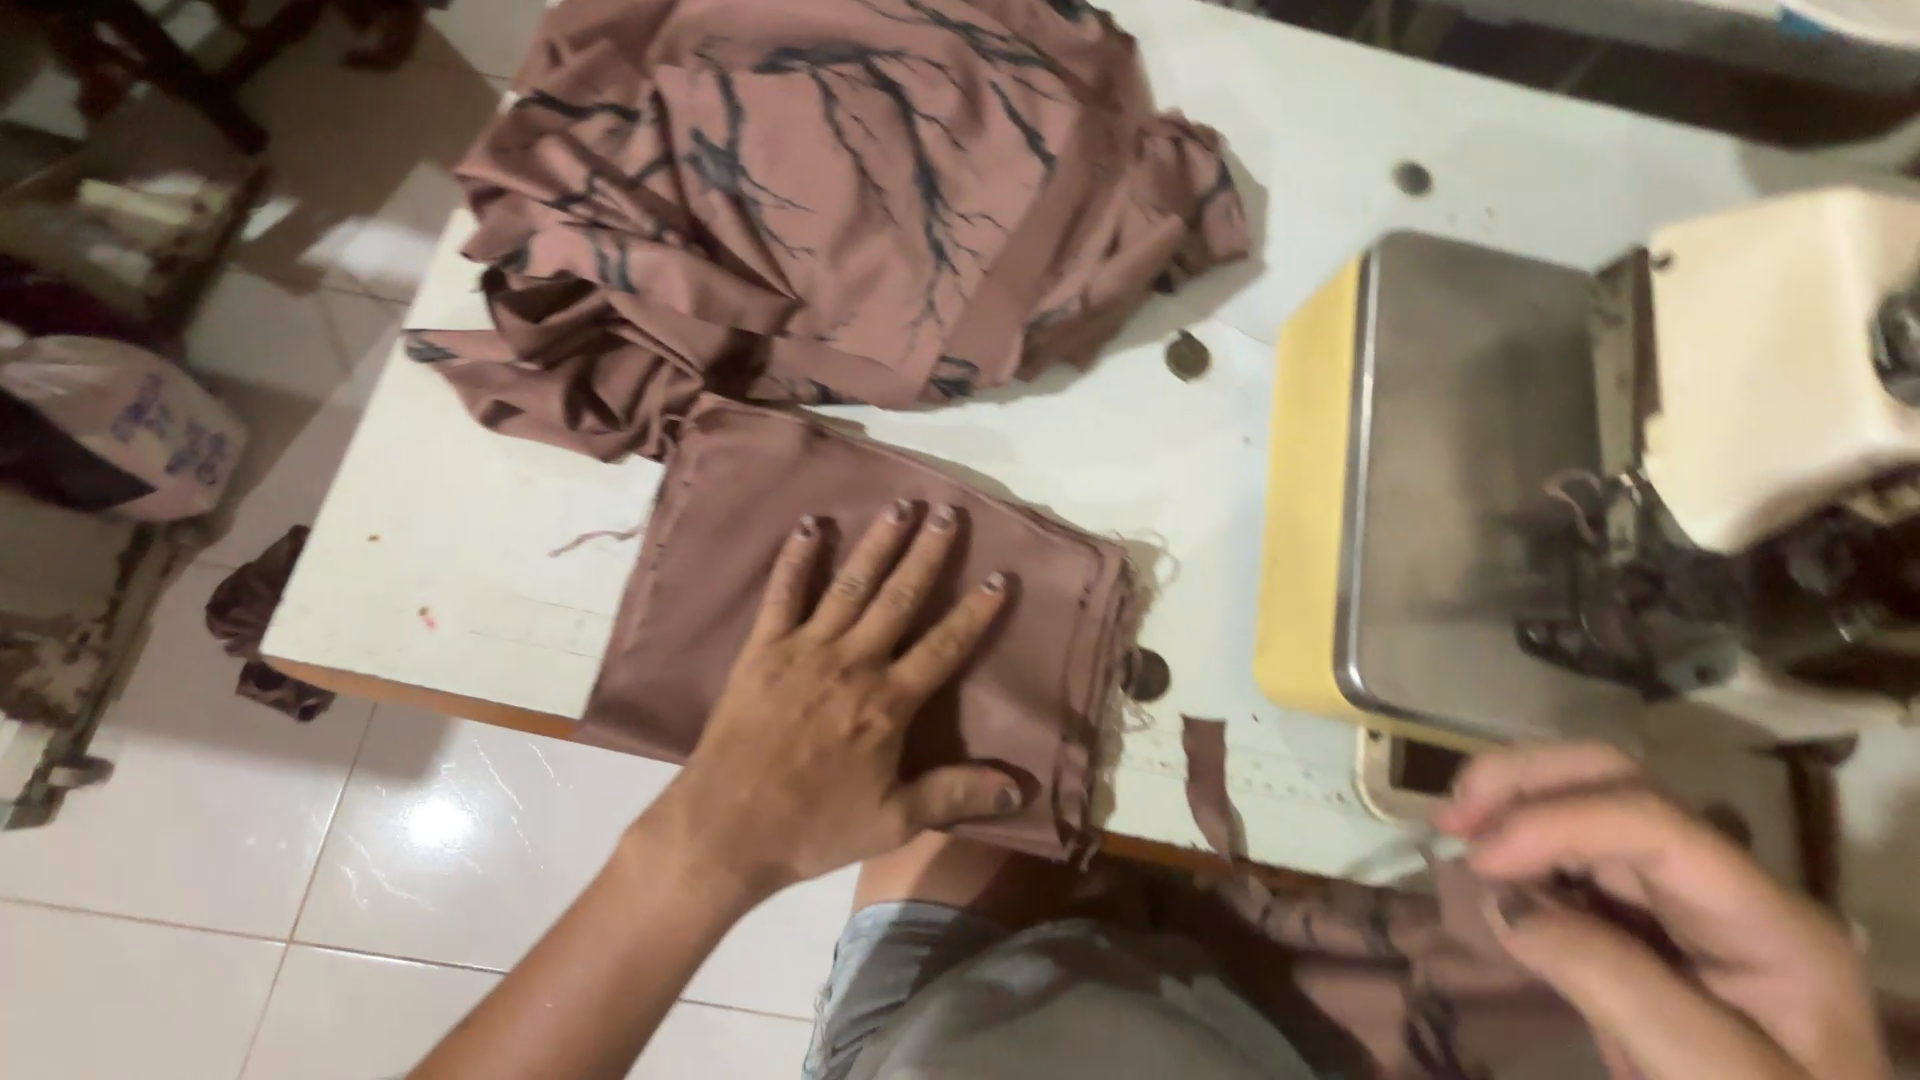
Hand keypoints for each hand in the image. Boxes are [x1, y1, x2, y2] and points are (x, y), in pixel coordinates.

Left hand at [645, 501, 1022, 898]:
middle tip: (948, 512)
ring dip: (877, 543)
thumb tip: (1021, 789)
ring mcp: (805, 650)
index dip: (975, 612)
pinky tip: (810, 525)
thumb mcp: (893, 821)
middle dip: (928, 554)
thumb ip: (956, 794)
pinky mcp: (763, 649)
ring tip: (901, 505)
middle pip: (899, 598)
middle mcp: (852, 663)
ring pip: (851, 585)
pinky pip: (783, 594)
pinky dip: (796, 558)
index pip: (943, 646)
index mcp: (887, 703)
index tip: (999, 577)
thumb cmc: (814, 827)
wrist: (725, 829)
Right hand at [1437, 742, 1888, 1079]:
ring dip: (1510, 795)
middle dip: (1524, 780)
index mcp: (1768, 919)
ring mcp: (1678, 890)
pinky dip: (1513, 833)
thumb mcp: (1707, 1077)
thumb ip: (1615, 986)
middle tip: (1451, 816)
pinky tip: (1481, 859)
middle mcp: (1724, 881)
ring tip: (1452, 828)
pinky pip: (1566, 843)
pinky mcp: (1634, 907)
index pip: (1650, 823)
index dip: (1551, 823)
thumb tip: (1504, 901)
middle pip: (1618, 780)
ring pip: (1586, 795)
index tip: (1476, 862)